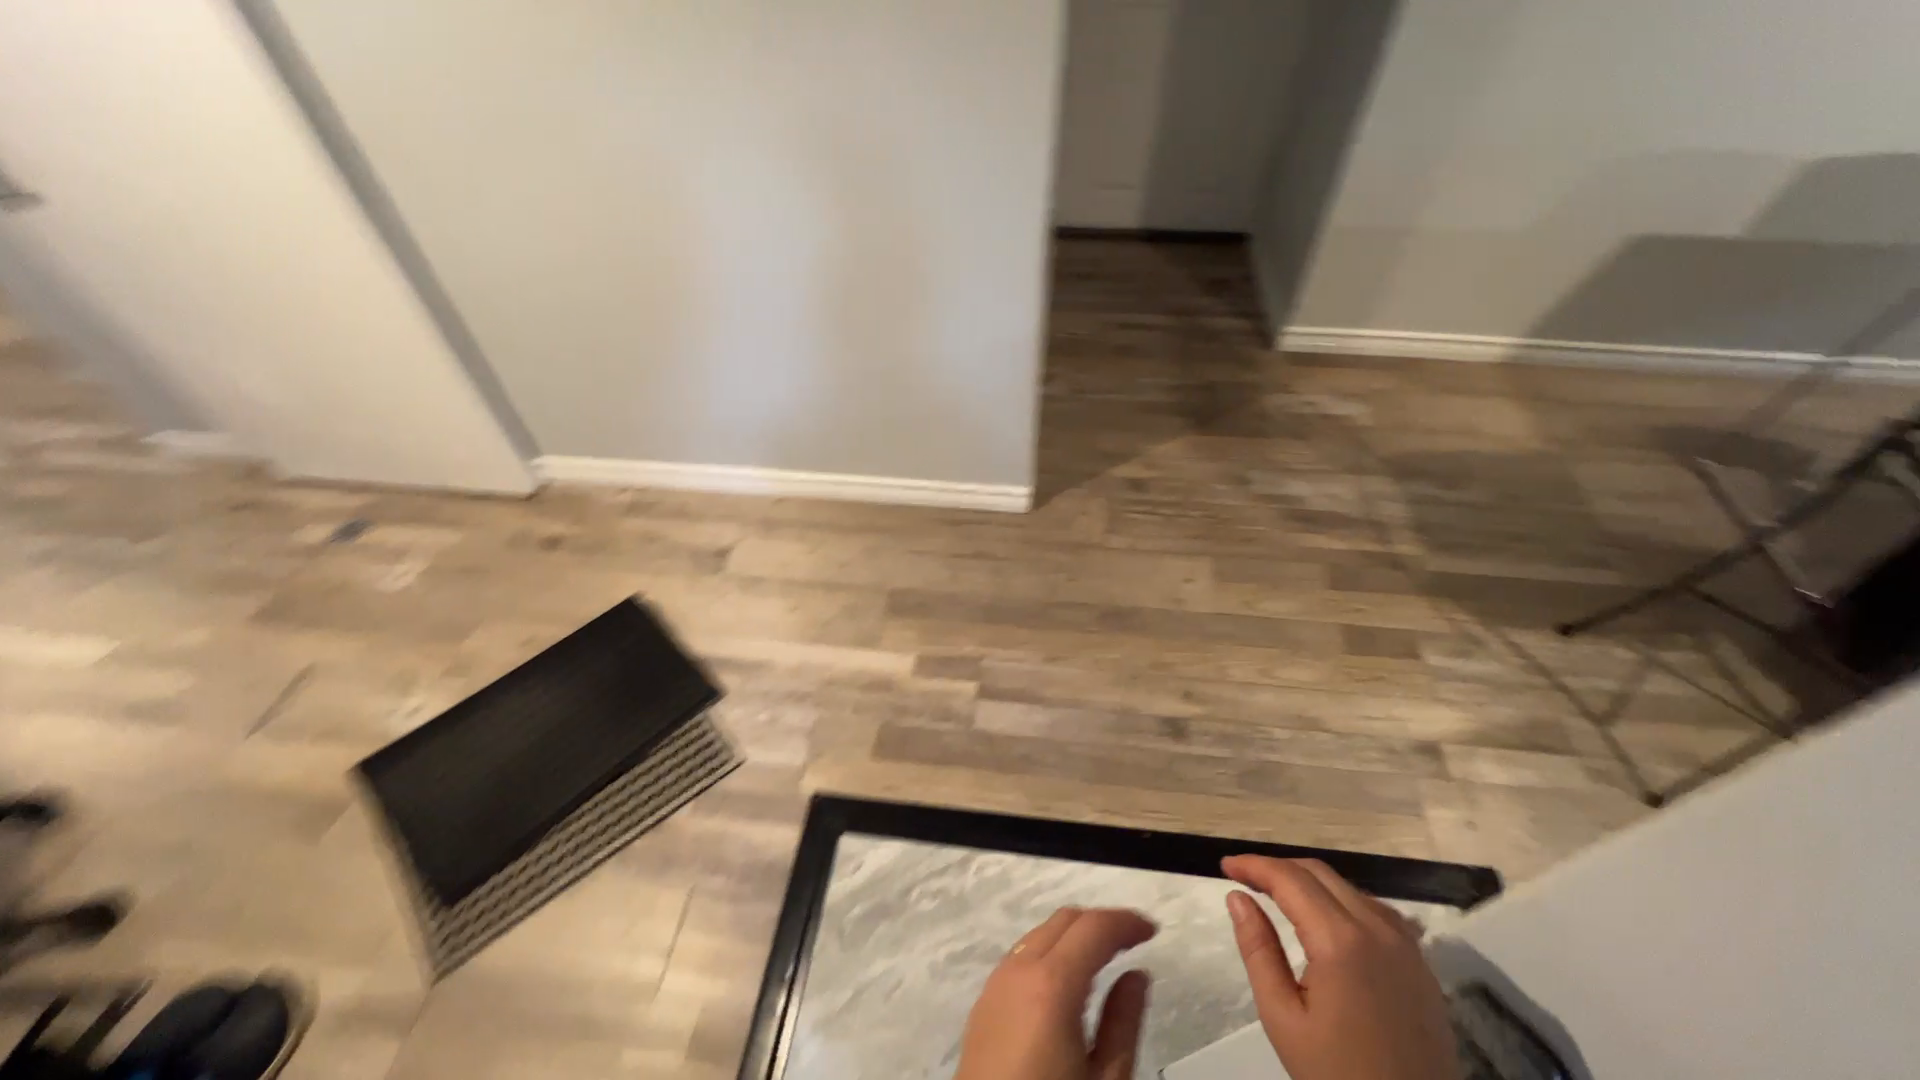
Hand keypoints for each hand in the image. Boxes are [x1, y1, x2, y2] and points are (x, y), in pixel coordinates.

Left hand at [954, 907, 1156, 1079]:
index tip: (1153, 932)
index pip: (1093, 928)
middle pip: (1063, 920)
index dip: (1126, 922)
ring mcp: (995, 985)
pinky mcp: (983, 1003)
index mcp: (1052, 985)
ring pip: (1039, 934)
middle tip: (1135, 941)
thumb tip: (1136, 976)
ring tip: (1106, 958)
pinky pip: (1021, 957)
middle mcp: (1018, 971)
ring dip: (1074, 935)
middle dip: (1101, 922)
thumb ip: (1124, 1021)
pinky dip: (1050, 952)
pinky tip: (1069, 981)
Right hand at [1222, 856, 1460, 1079]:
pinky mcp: (1421, 963)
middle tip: (1244, 878)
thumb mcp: (1282, 1017)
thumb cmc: (1336, 1073)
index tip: (1225, 865)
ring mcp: (1406, 945)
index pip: (1290, 879)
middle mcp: (1378, 929)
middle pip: (1321, 874)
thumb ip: (1259, 950)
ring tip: (1278, 896)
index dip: (1255, 865)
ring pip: (1350, 888)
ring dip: (1311, 883)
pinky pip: (1378, 912)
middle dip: (1279, 869)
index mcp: (1340, 941)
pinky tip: (1327, 920)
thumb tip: (1238, 898)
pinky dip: (1343, 902)